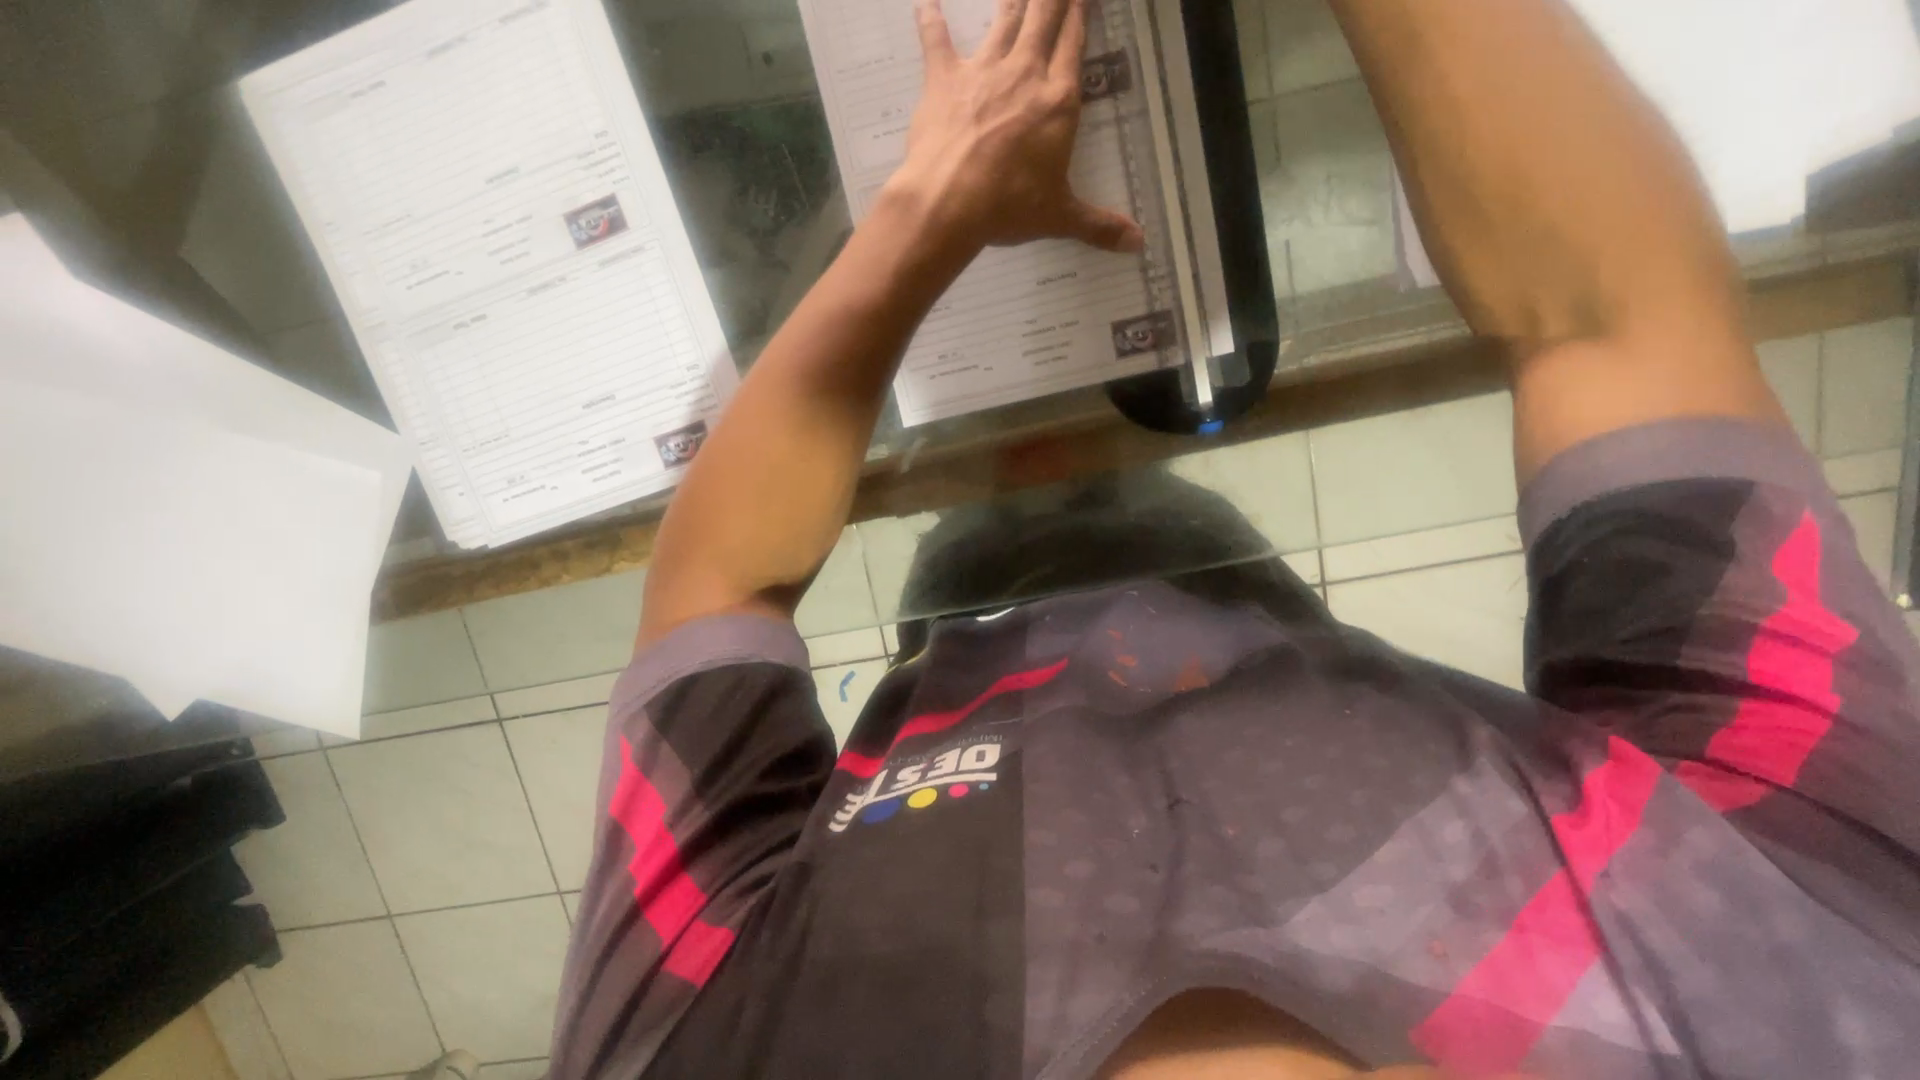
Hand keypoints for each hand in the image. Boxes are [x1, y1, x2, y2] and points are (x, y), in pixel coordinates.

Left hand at [885, 0, 1145, 258]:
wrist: (950, 201)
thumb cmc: (1009, 207)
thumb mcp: (1060, 217)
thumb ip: (1100, 226)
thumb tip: (1139, 244)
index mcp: (1059, 102)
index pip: (1075, 44)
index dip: (1081, 14)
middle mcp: (1025, 74)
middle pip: (1044, 16)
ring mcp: (983, 72)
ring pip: (1003, 20)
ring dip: (1013, 1)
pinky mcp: (943, 79)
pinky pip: (936, 38)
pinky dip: (930, 17)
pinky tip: (925, 1)